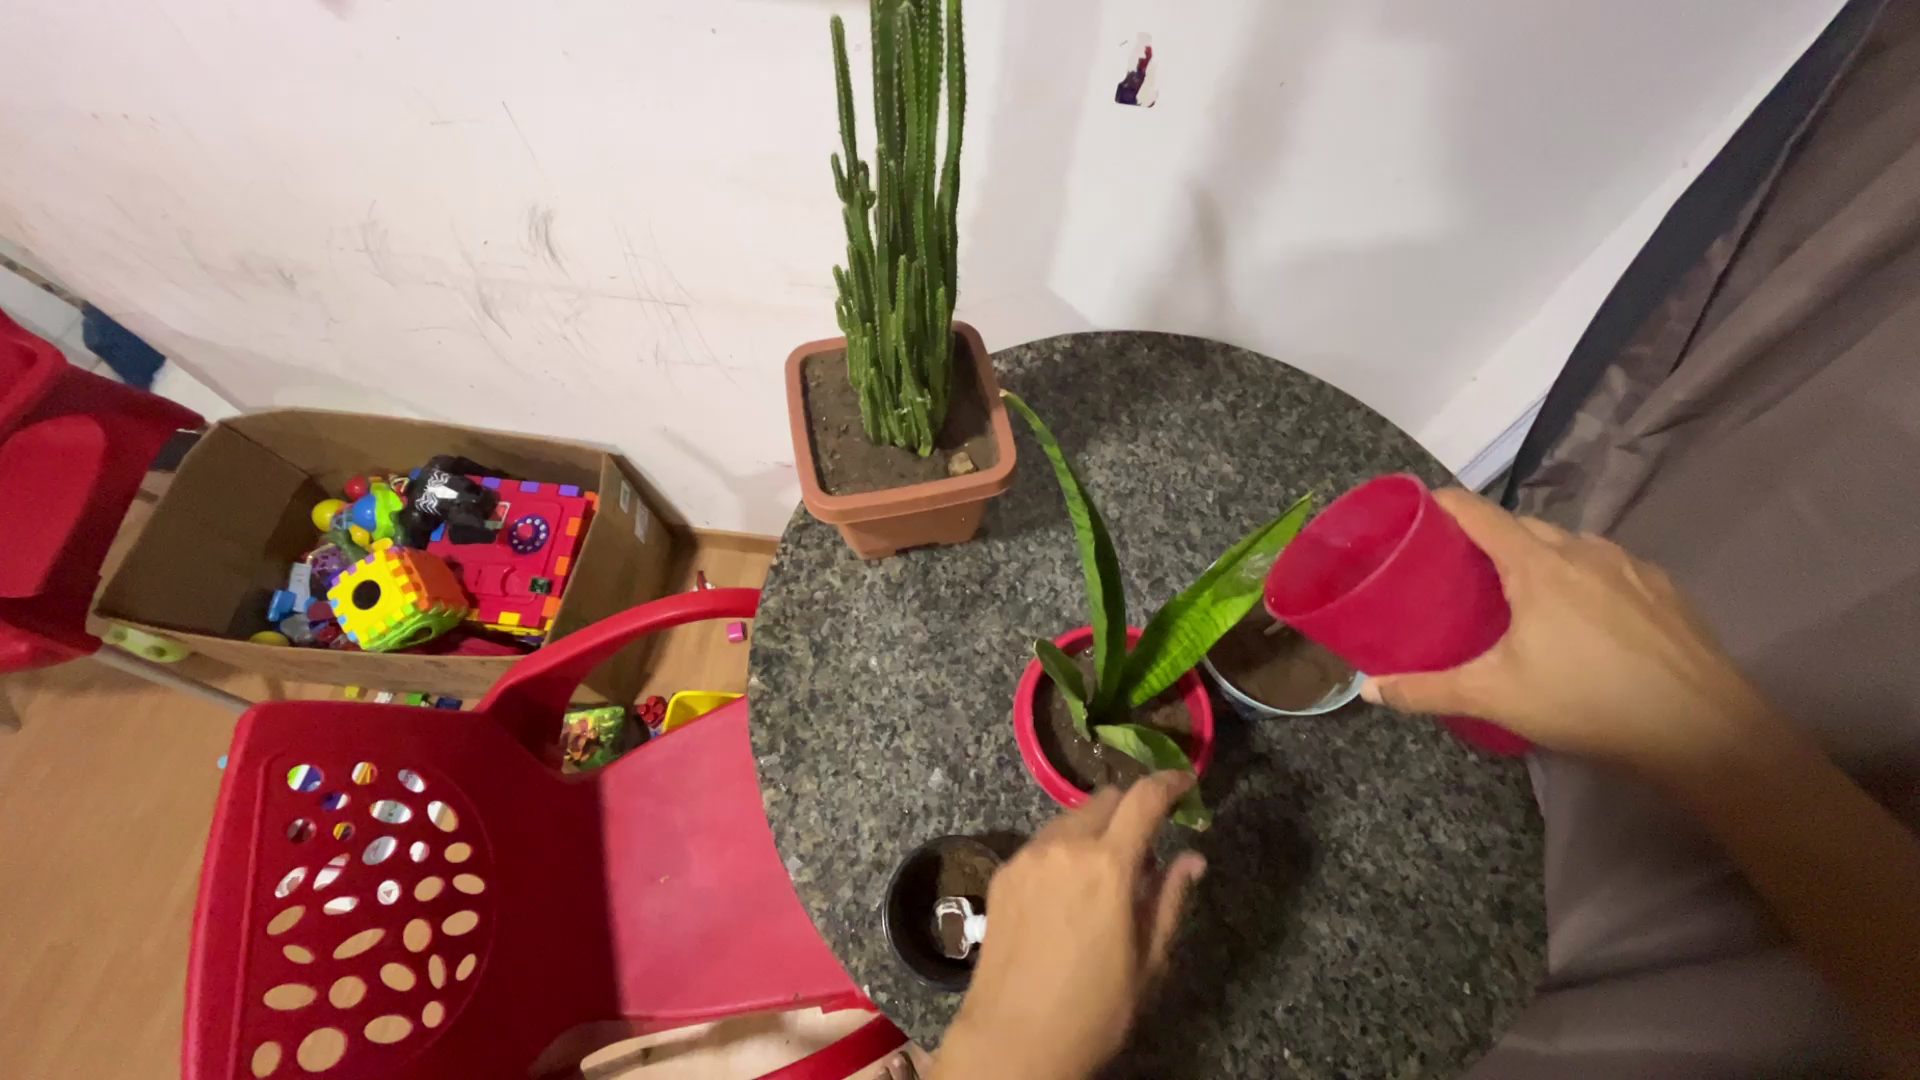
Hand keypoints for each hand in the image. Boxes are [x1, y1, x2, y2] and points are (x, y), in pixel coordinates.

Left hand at [934, 772, 1206, 1079]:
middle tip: (1143, 849)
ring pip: (1070, 818)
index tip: (1184, 782)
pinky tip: (1065, 893)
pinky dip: (1063, 850)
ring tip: (1102, 878)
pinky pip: (1042, 843)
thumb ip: (1169, 899)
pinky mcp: (1003, 870)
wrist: (1011, 1039)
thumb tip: (1192, 858)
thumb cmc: (1093, 1010)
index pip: (1143, 800)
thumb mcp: (1147, 962)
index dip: (1168, 783)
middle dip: (1130, 810)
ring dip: (1094, 831)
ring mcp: (1028, 855)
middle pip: (1104, 800)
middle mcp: (1064, 846)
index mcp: (1107, 866)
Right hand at [1360, 489, 1777, 775]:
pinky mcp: (1663, 588)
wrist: (1708, 735)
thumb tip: (1368, 689)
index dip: (1441, 504)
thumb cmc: (1587, 701)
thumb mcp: (1492, 697)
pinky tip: (1576, 614)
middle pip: (1520, 523)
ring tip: (1512, 590)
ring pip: (1565, 542)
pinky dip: (1577, 573)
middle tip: (1453, 567)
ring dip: (1533, 554)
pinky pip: (1604, 563)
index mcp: (1536, 565)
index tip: (1413, 515)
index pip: (1476, 511)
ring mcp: (1629, 566)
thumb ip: (1424, 689)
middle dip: (1483, 535)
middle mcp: (1582, 550)